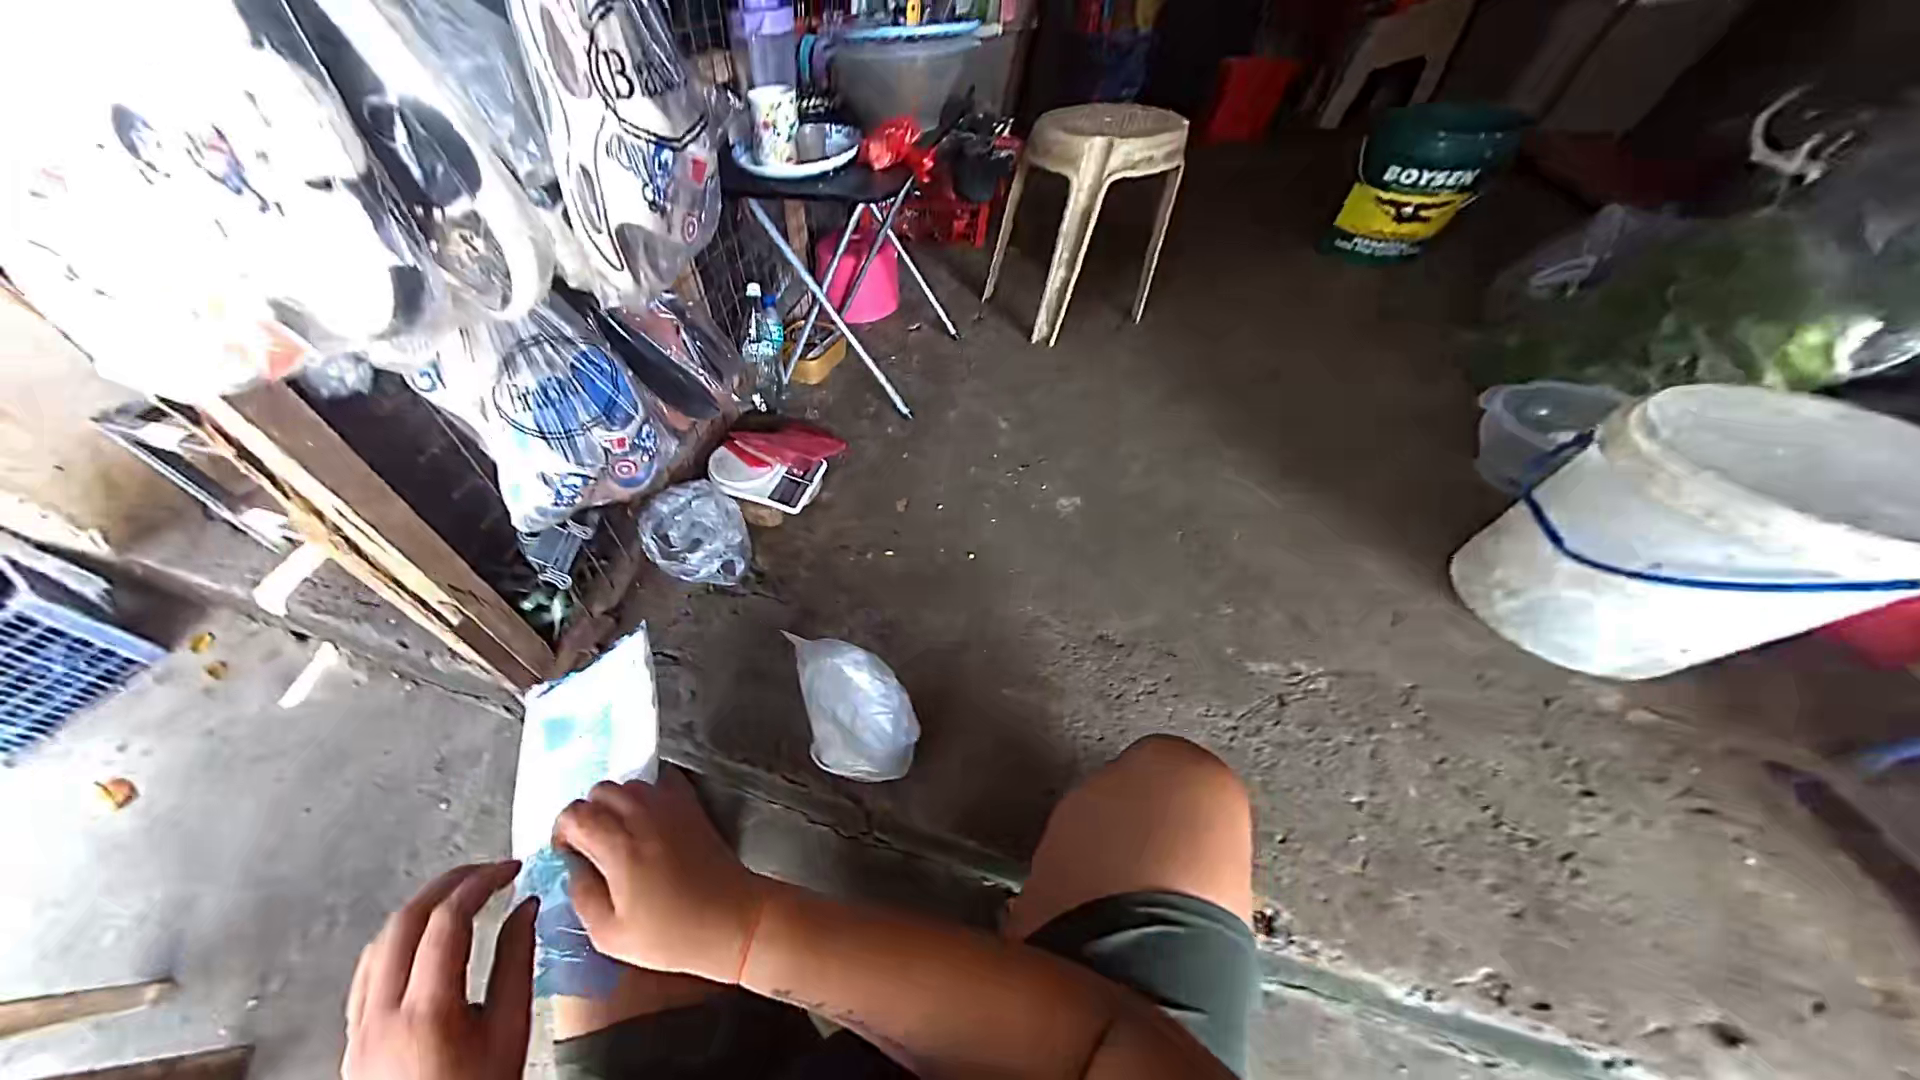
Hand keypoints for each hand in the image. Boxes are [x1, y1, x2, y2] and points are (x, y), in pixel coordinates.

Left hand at [342, 862, 535, 1079]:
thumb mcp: (511, 1028)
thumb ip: (517, 960)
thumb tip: (526, 905)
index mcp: (427, 1010)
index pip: (447, 921)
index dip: (482, 882)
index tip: (512, 868)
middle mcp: (381, 1014)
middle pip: (404, 922)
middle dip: (450, 882)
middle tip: (489, 869)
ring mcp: (359, 1028)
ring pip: (379, 943)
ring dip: (423, 906)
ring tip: (464, 894)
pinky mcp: (354, 1038)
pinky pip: (368, 971)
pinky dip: (400, 937)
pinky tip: (427, 936)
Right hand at [553, 766, 766, 984]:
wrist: (731, 917)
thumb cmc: (671, 934)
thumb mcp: (609, 934)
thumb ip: (582, 894)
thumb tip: (572, 866)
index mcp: (621, 847)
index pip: (576, 813)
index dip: (564, 830)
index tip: (568, 853)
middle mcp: (645, 816)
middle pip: (602, 790)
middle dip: (588, 812)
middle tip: (592, 843)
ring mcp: (673, 806)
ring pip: (632, 783)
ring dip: (618, 801)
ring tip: (620, 834)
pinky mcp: (693, 805)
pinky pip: (664, 781)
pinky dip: (650, 791)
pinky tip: (648, 818)